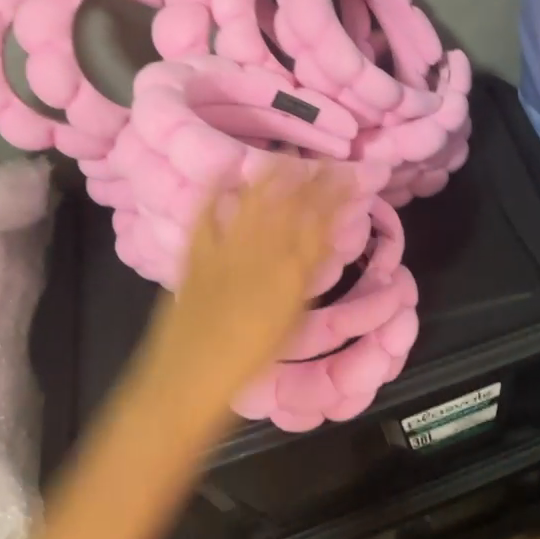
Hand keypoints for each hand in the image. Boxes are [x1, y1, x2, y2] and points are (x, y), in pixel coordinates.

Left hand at [137, 169, 346, 428]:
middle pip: (292, 206)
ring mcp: (225, 251)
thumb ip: (307, 279)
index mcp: (292, 272)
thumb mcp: (292, 321)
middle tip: (326, 159)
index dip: (338, 195)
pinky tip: (226, 171)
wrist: (188, 380)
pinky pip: (207, 217)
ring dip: (273, 178)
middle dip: (312, 179)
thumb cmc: (248, 361)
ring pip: (254, 204)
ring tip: (288, 158)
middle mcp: (262, 253)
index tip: (352, 176)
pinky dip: (217, 192)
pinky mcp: (195, 256)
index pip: (322, 221)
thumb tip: (324, 243)